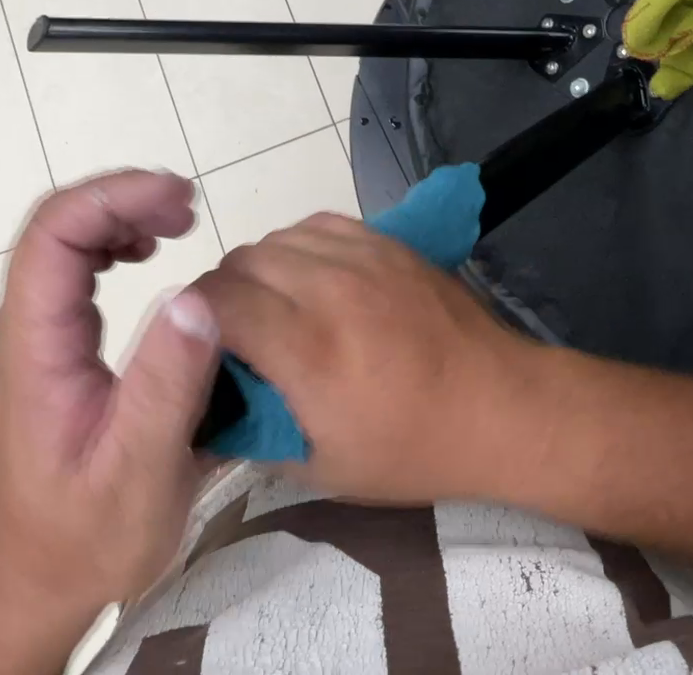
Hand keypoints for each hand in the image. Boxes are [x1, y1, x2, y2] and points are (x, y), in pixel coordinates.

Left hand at [0, 170, 221, 618]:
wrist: (42, 573)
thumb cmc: (89, 531)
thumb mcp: (139, 468)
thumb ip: (166, 385)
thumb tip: (197, 297)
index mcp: (35, 345)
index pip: (54, 235)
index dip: (115, 199)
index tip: (181, 203)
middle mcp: (25, 327)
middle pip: (58, 227)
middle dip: (124, 200)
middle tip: (190, 211)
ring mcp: (36, 334)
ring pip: (66, 242)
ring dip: (122, 217)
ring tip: (180, 224)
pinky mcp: (55, 345)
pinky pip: (78, 269)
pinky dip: (117, 245)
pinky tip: (152, 256)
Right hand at [190, 213, 548, 503]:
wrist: (503, 408)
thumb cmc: (412, 449)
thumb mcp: (321, 468)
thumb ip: (252, 433)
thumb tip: (202, 411)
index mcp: (308, 350)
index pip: (215, 303)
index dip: (190, 318)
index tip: (193, 343)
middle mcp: (328, 290)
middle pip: (239, 263)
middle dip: (220, 295)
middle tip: (232, 332)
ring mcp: (362, 258)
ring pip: (274, 238)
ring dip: (258, 269)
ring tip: (272, 304)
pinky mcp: (387, 242)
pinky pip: (315, 224)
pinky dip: (297, 247)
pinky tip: (309, 277)